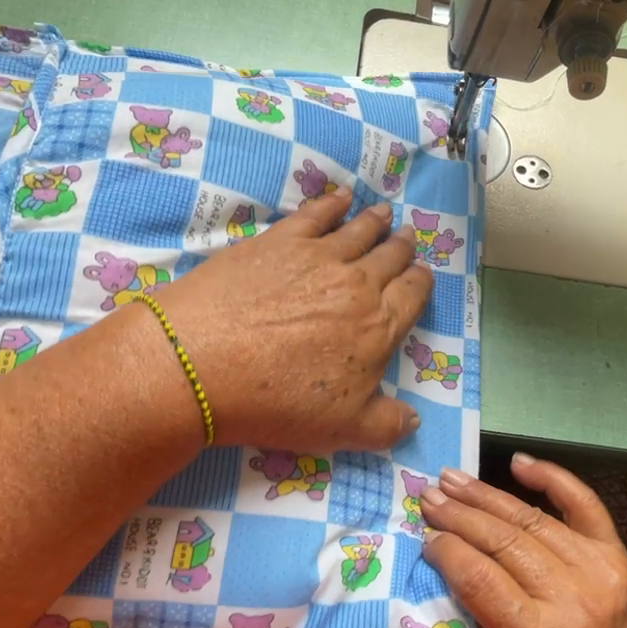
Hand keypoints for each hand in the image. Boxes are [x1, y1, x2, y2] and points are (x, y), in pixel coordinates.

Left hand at [150, 189, 432, 450]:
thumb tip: (413, 419)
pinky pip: (316, 214)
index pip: (411, 297)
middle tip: (407, 238)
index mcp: (378, 329)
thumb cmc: (276, 402)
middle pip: (389, 259)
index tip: (422, 274)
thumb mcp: (341, 430)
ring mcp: (317, 257)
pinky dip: (332, 203)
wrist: (203, 364)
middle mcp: (357, 285)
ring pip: (358, 231)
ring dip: (376, 221)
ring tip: (385, 212)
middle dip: (402, 248)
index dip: (420, 283)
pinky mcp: (279, 240)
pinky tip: (339, 197)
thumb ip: (385, 425)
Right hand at [420, 455, 626, 627]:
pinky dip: (553, 478)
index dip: (446, 551)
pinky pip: (584, 504)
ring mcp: (599, 570)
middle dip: (458, 515)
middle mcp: (572, 597)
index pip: (480, 577)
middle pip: (502, 541)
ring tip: (451, 479)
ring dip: (486, 495)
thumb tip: (443, 573)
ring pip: (532, 519)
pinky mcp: (616, 555)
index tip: (422, 536)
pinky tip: (519, 463)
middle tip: (425, 496)